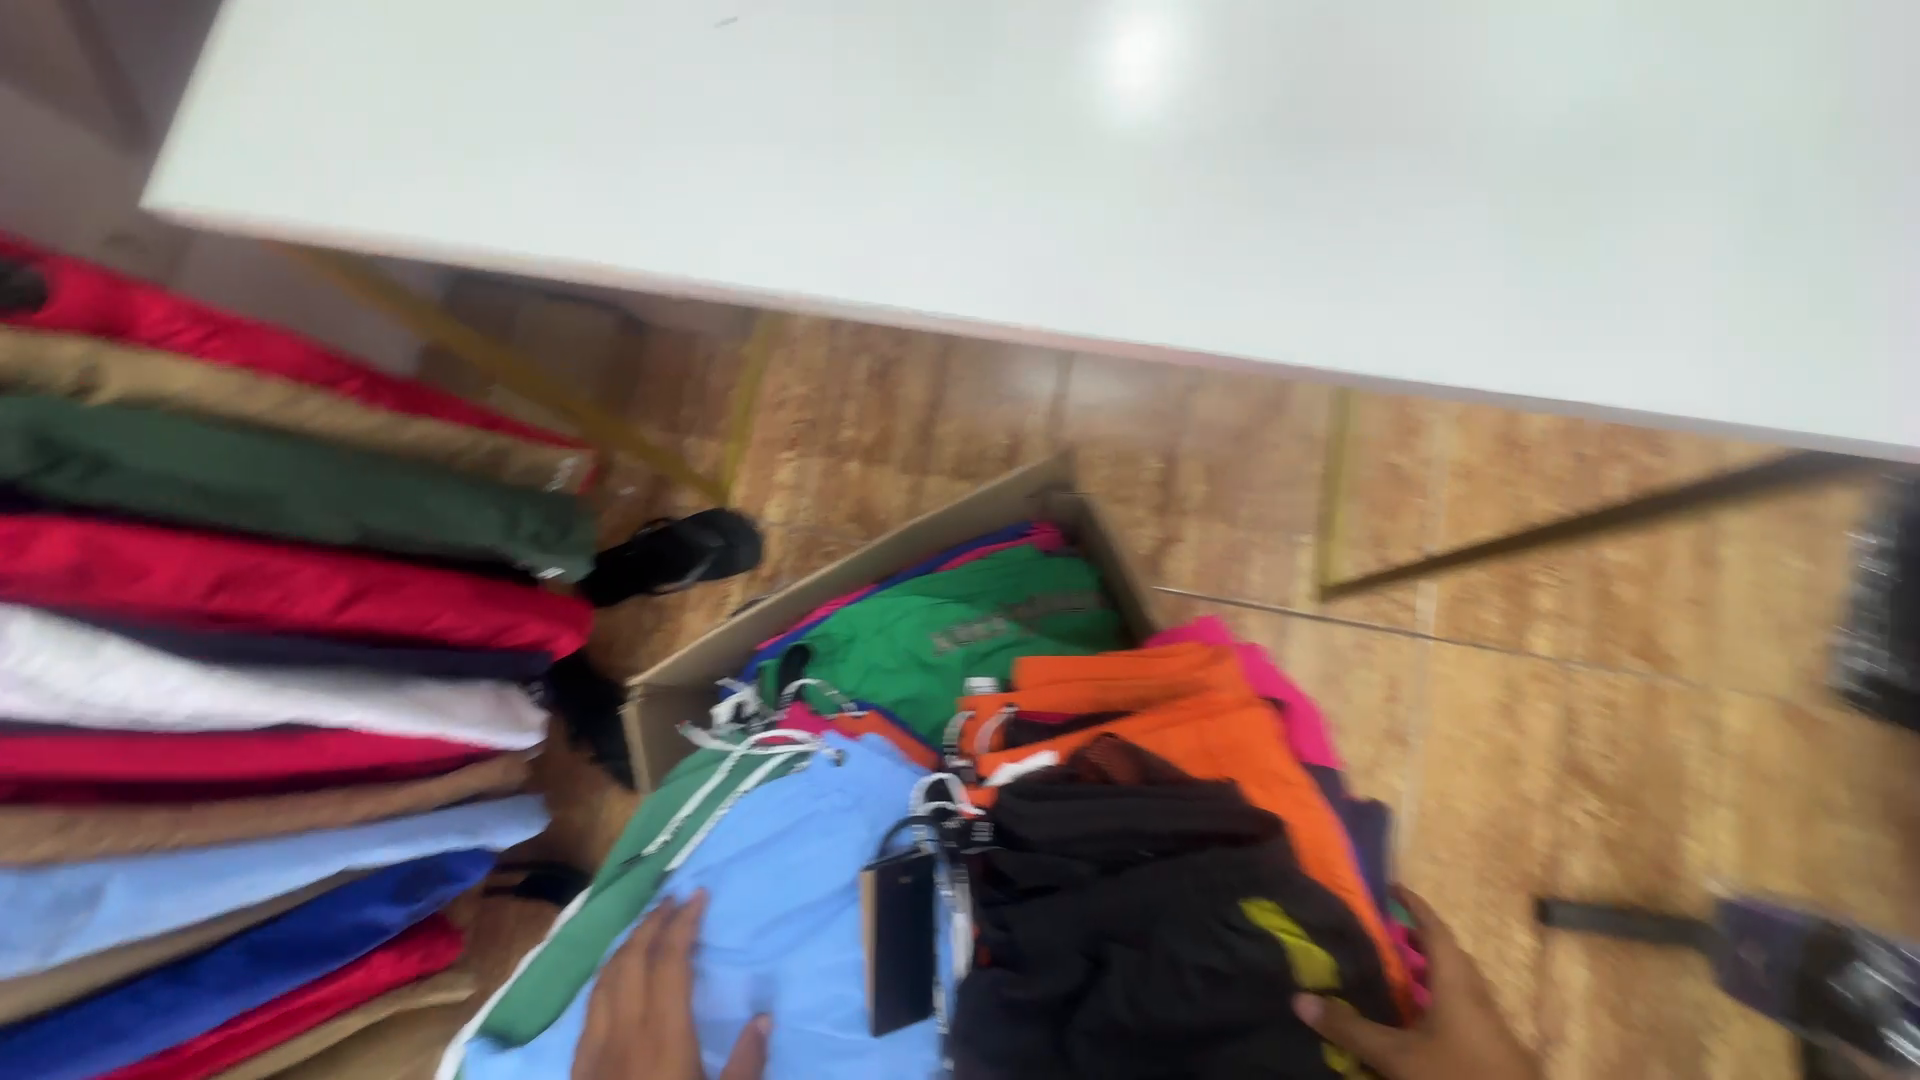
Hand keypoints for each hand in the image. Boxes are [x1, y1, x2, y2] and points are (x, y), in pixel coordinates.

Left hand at [572, 890, 769, 1079]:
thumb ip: (747, 1064)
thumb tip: (764, 1018)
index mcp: (663, 1038)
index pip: (670, 960)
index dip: (684, 922)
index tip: (700, 895)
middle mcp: (623, 1035)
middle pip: (631, 959)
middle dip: (653, 921)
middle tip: (676, 900)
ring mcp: (594, 1054)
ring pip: (604, 979)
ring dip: (628, 944)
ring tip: (650, 928)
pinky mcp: (579, 1074)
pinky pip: (591, 1007)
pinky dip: (609, 976)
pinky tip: (620, 981)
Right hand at [1294, 887, 1539, 1079]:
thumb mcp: (1398, 1059)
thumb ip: (1350, 1029)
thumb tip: (1299, 1000)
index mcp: (1457, 986)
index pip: (1435, 931)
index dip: (1414, 906)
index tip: (1391, 887)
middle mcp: (1479, 999)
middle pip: (1451, 956)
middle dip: (1420, 940)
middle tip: (1385, 933)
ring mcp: (1493, 1030)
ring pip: (1460, 986)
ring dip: (1431, 973)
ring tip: (1398, 974)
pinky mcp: (1498, 1056)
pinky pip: (1465, 1012)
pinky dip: (1440, 1003)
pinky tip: (1420, 1026)